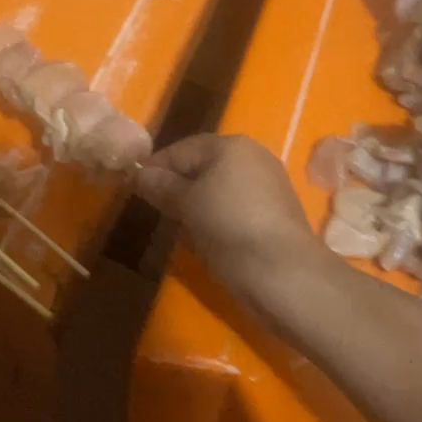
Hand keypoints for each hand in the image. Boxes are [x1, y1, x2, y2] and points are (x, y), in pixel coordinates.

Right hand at [136, 134, 316, 297]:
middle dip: (178, 186)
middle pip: (203, 166)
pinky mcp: (279, 213)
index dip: (156, 168)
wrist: (287, 276)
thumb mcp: (187, 205)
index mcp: (230, 145)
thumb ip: (162, 186)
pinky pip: (238, 207)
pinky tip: (210, 239)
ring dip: (198, 204)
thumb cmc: (230, 228)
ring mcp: (270, 184)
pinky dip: (220, 218)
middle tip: (156, 209)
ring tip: (180, 228)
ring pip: (220, 188)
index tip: (134, 188)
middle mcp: (253, 156)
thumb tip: (139, 175)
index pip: (181, 149)